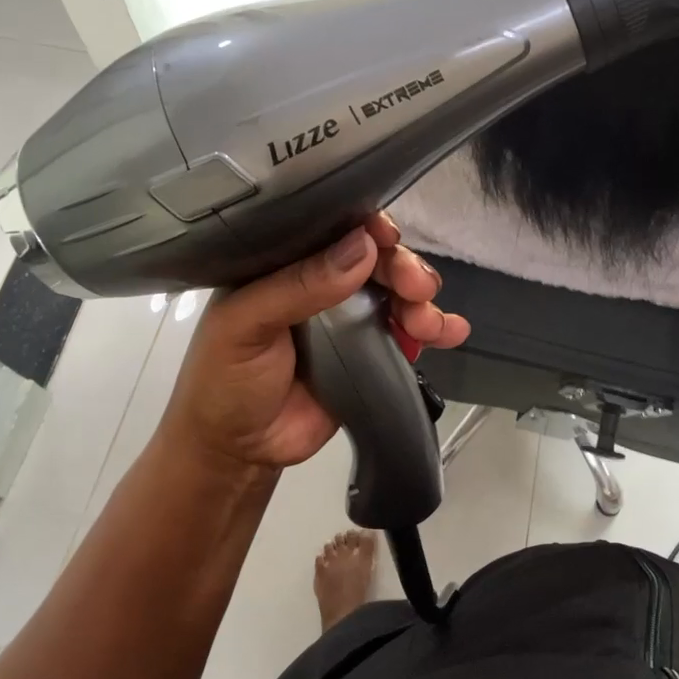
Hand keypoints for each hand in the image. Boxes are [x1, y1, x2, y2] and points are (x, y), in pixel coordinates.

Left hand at [159, 213, 470, 469]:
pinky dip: (438, 328)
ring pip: (401, 293)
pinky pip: (411, 333)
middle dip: (405, 268)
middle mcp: (324, 284)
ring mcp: (352, 319)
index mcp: (288, 265)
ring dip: (423, 300)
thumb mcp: (246, 324)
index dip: (366, 228)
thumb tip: (362, 247)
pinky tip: (453, 332)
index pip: (334, 230)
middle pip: (378, 260)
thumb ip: (300, 285)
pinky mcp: (374, 353)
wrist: (238, 451)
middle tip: (417, 288)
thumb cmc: (224, 379)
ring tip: (429, 323)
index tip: (388, 238)